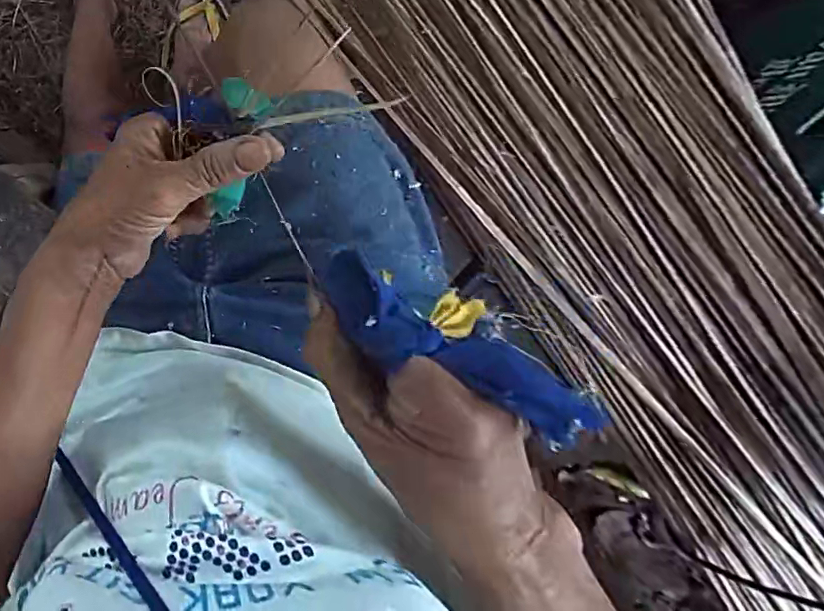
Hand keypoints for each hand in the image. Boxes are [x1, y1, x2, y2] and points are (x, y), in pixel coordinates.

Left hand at [47, 113, 282, 279]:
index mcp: (149, 129)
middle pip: (205, 155)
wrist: (89, 258)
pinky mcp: (159, 205)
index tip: (265, 151)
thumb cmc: (122, 208)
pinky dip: (190, 217)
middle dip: (213, 181)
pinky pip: (192, 203)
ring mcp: (156, 178)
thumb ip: (218, 166)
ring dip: (202, 203)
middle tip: (225, 196)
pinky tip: (176, 230)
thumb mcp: (172, 184)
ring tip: (189, 217)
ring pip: (202, 183)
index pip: (201, 122)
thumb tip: (266, 146)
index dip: (232, 136)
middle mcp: (153, 148)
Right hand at [304, 298, 566, 574]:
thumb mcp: (363, 429)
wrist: (505, 526)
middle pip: (406, 309)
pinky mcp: (498, 356)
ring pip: (422, 313)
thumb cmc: (429, 491)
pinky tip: (398, 350)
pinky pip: (440, 326)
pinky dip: (412, 330)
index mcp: (442, 393)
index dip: (353, 307)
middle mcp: (477, 363)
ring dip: (389, 319)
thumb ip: (335, 360)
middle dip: (369, 311)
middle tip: (342, 328)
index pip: (387, 321)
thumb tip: (318, 296)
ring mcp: (495, 356)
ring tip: (370, 343)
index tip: (327, 302)